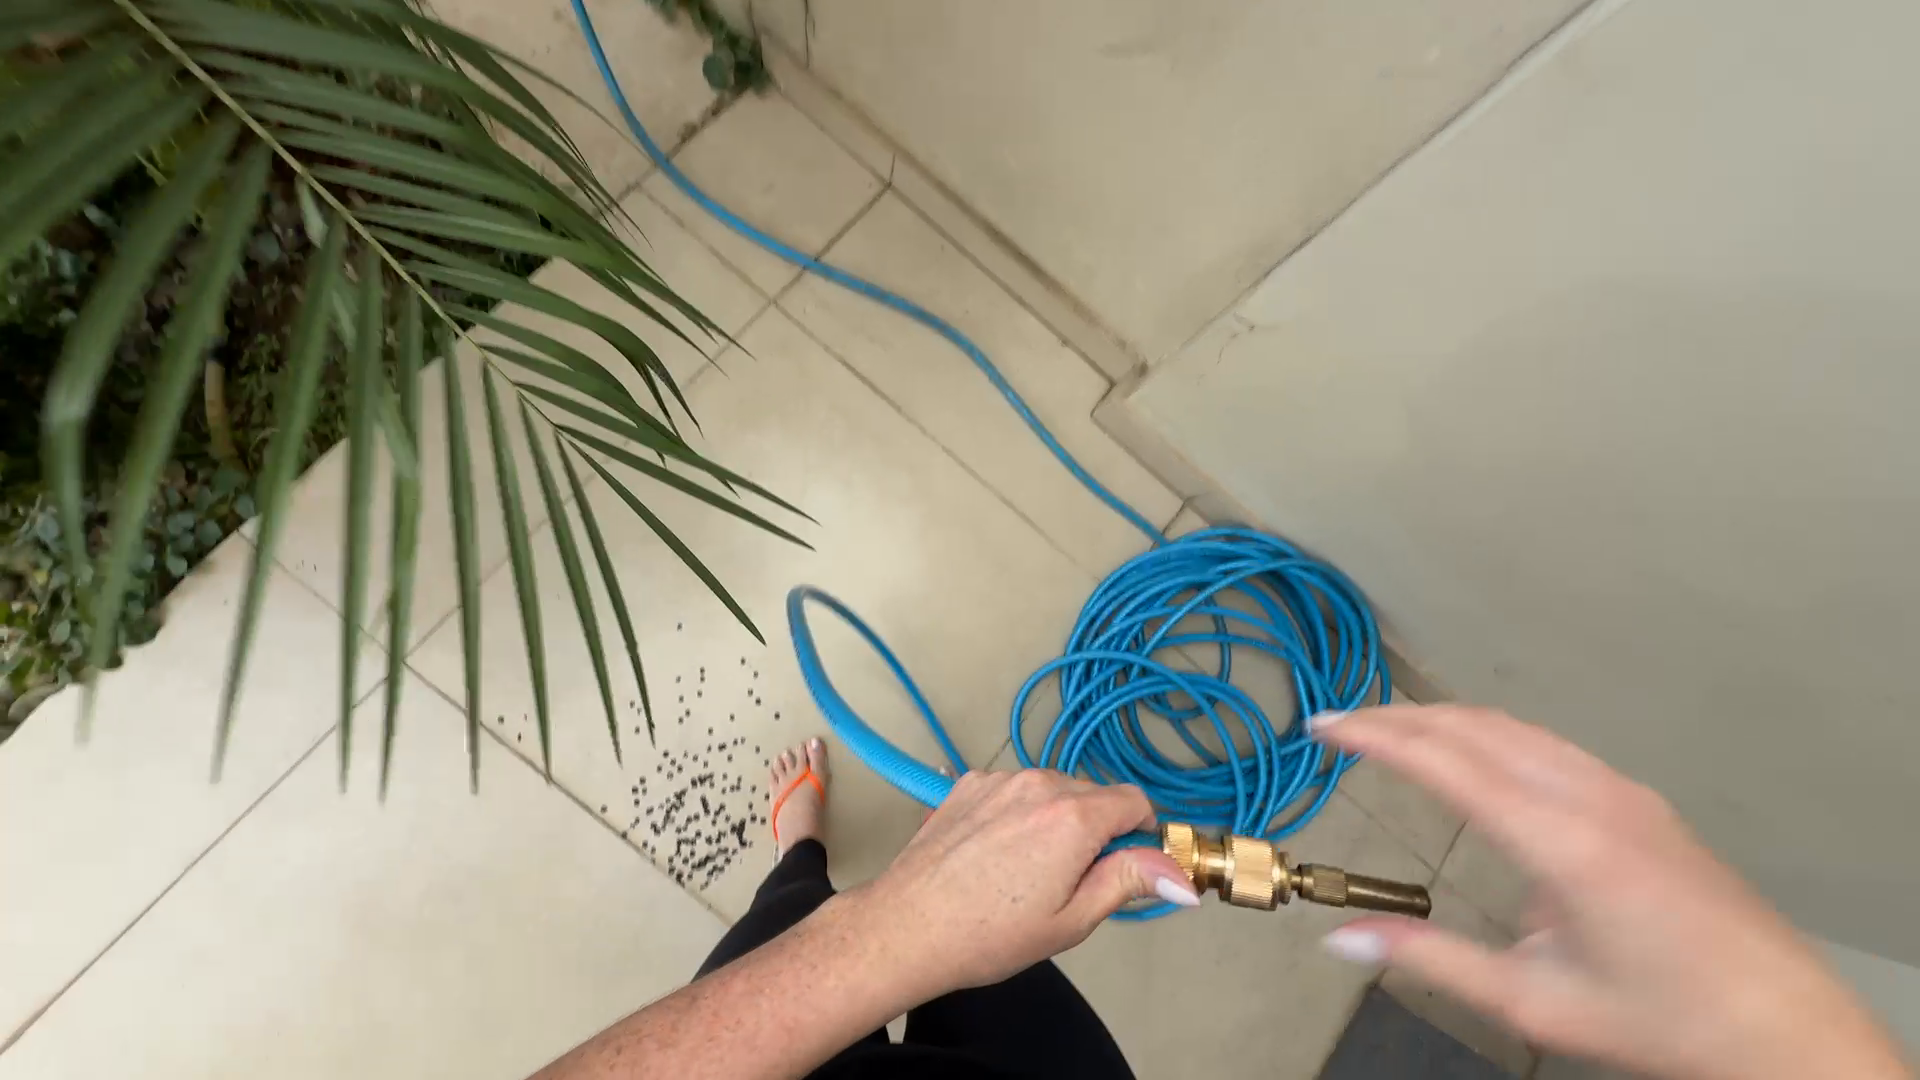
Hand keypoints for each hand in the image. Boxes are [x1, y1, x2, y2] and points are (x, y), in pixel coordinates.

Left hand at [836, 769, 1197, 997]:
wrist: (908, 924)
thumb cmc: (993, 933)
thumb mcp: (1072, 919)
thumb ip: (1129, 882)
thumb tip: (1184, 877)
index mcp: (1072, 815)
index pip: (1135, 800)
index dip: (1141, 831)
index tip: (1127, 863)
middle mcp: (1038, 782)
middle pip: (1092, 793)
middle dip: (1097, 827)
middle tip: (1071, 878)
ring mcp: (999, 777)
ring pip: (1052, 788)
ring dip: (1057, 816)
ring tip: (1027, 866)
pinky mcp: (969, 781)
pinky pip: (1014, 787)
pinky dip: (1019, 809)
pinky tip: (996, 848)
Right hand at [1312, 705, 1908, 1079]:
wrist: (1799, 1037)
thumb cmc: (1660, 1020)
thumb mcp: (1534, 1002)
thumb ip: (1429, 959)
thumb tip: (1336, 939)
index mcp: (1559, 840)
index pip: (1444, 761)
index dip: (1373, 736)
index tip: (1320, 726)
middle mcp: (1586, 795)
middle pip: (1468, 727)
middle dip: (1392, 717)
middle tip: (1333, 723)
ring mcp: (1616, 788)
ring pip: (1504, 724)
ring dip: (1434, 717)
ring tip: (1381, 727)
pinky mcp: (1633, 796)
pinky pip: (1537, 739)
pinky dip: (1477, 728)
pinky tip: (1460, 747)